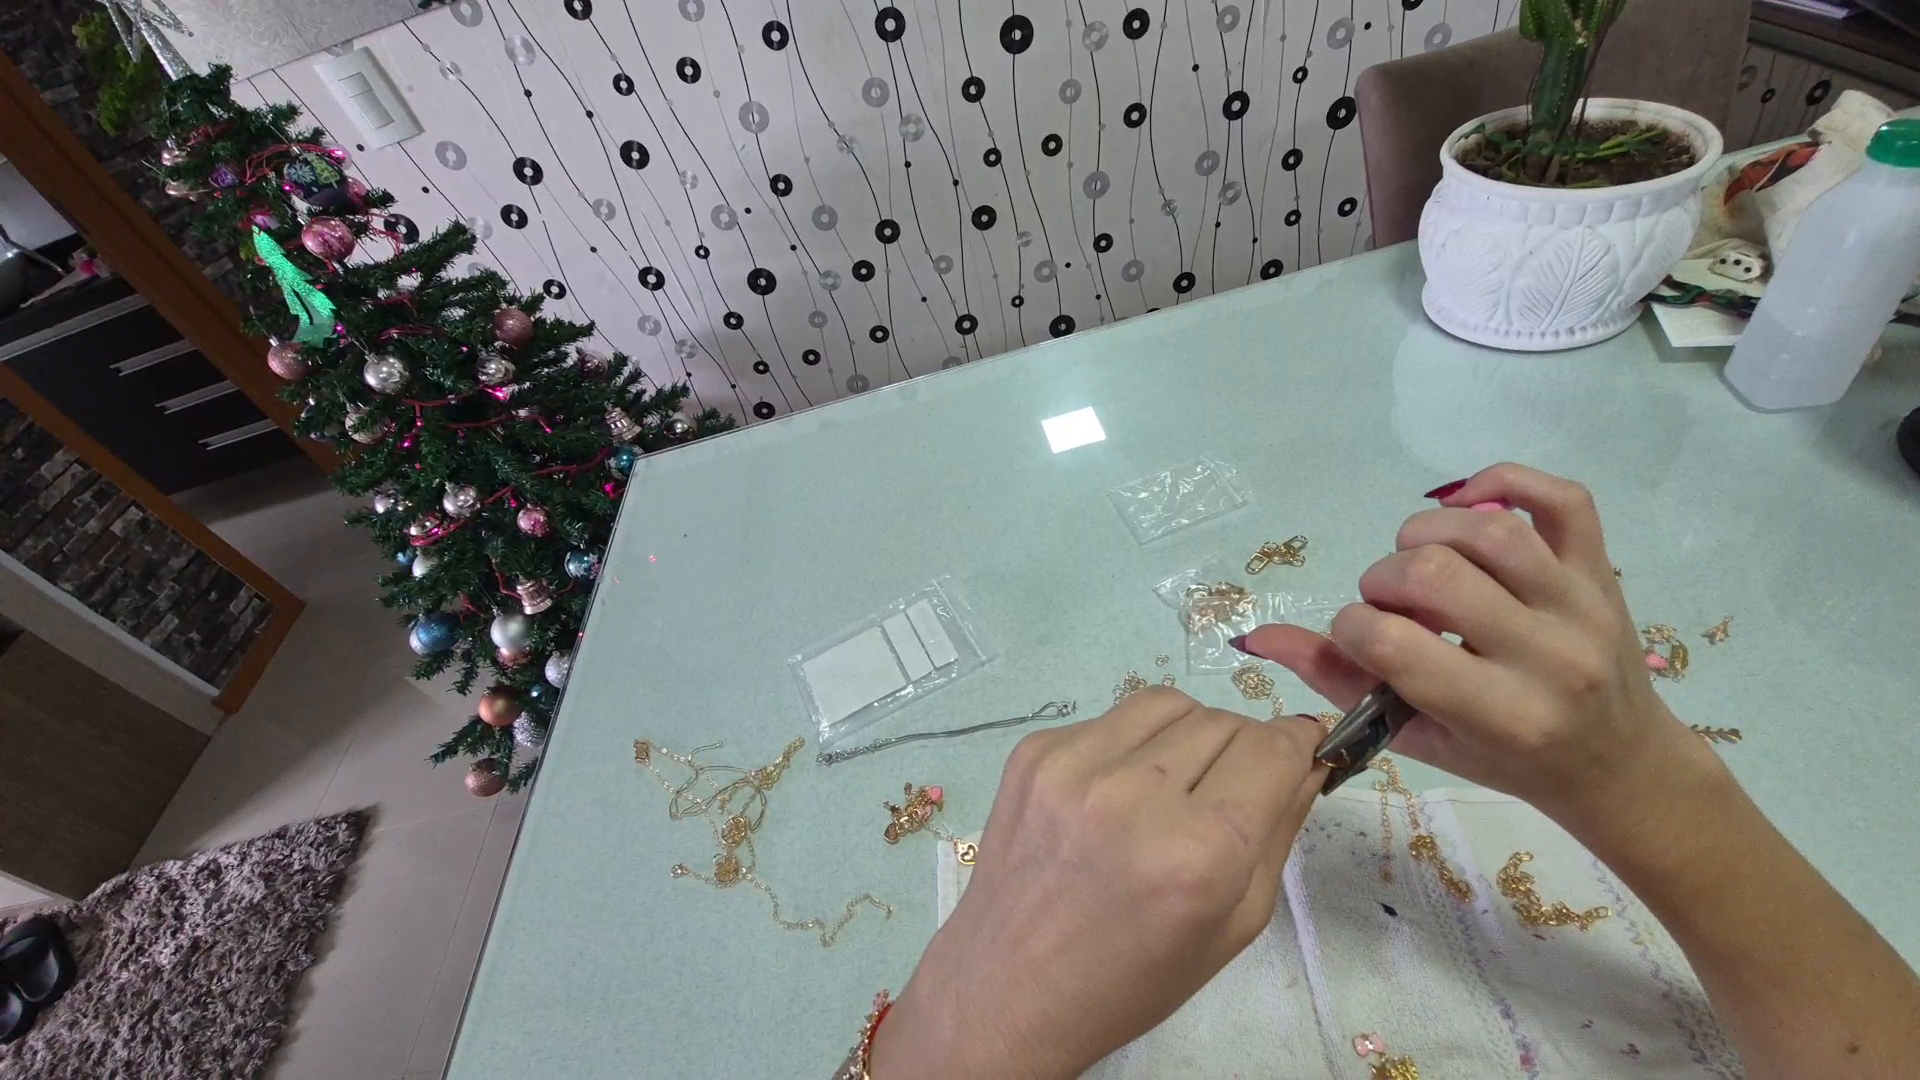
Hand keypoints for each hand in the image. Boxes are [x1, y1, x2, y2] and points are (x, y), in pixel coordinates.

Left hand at [868, 688, 1325, 1079]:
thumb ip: (1279, 830)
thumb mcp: (1233, 925)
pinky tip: (1113, 792)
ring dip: (1187, 732)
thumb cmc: (1134, 975)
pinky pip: (1110, 720)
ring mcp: (1073, 763)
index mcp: (1198, 852)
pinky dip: (1129, 744)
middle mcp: (1133, 793)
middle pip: (1223, 720)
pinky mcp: (1033, 750)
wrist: (1011, 981)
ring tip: (1171, 782)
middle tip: (1229, 788)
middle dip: (1243, 747)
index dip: (1297, 745)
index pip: (1272, 749)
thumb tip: (1309, 755)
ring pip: (1168, 703)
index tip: (1299, 751)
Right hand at [1239, 463, 1706, 832]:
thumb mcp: (1414, 737)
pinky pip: (1560, 497)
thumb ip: (1335, 681)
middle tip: (1392, 607)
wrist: (1617, 762)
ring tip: (1420, 565)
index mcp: (1499, 712)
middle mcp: (1550, 655)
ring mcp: (1584, 604)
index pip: (1388, 641)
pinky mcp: (1603, 570)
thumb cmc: (1504, 759)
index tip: (1357, 638)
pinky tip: (1463, 503)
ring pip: (1487, 529)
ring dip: (1425, 536)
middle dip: (1383, 582)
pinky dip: (1502, 481)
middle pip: (1432, 574)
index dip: (1348, 628)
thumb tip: (1255, 637)